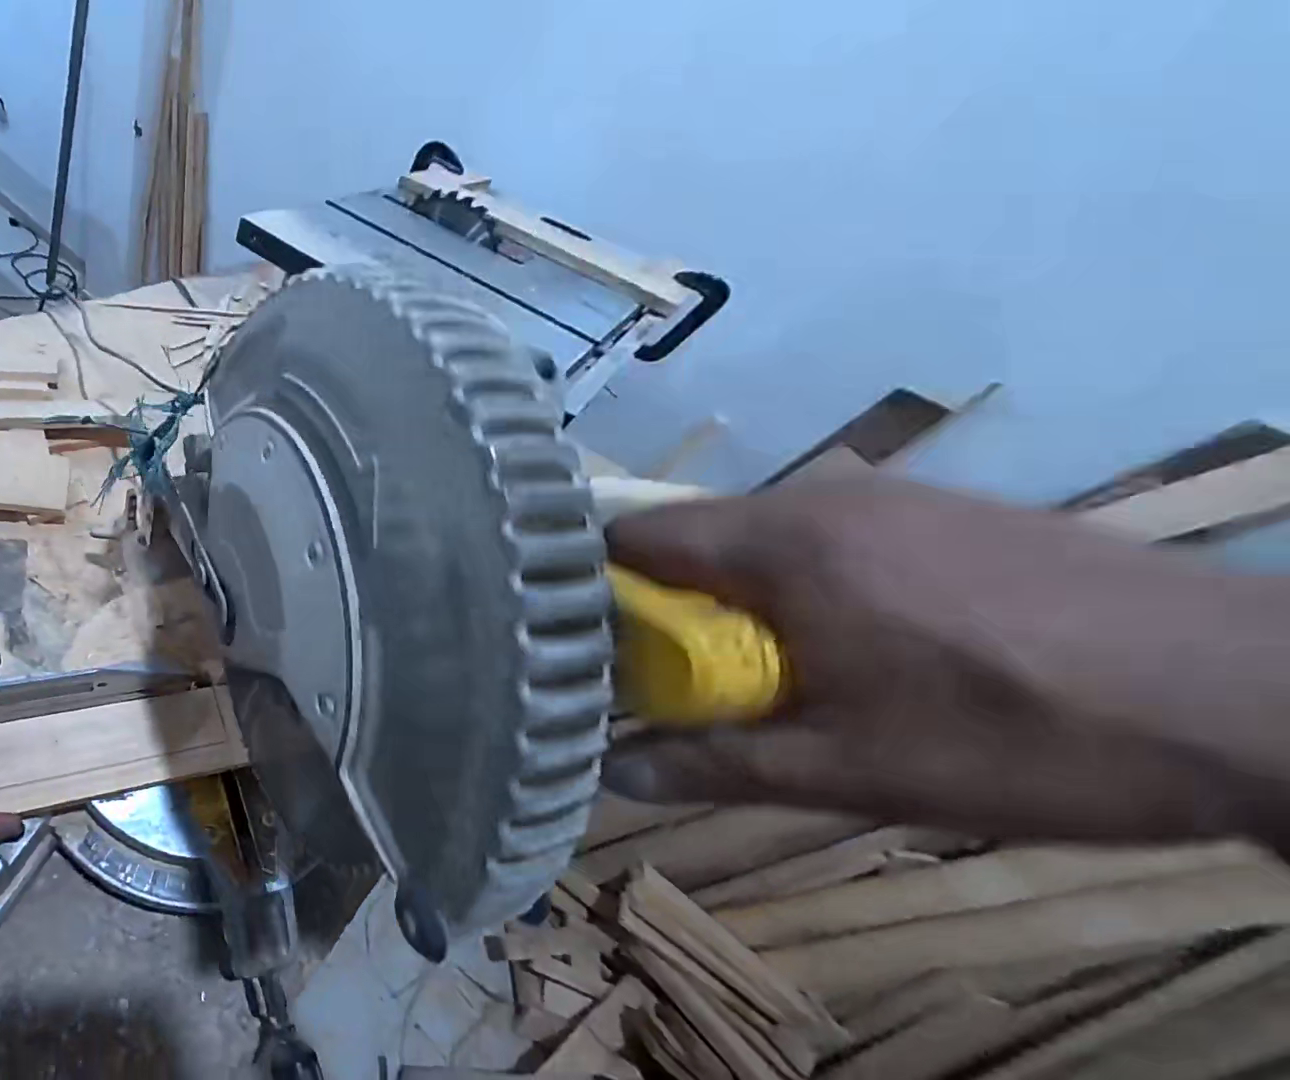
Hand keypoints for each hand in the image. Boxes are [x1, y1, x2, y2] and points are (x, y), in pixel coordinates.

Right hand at [602, 476, 1289, 850]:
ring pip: (752, 533)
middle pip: (691, 533)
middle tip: (669, 669)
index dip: (595, 580)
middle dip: (662, 597)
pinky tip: (835, 635)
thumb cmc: (1023, 733)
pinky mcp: (926, 510)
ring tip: (749, 660)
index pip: (638, 535)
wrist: (1259, 693)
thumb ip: (719, 764)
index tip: (589, 636)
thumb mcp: (851, 768)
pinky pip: (813, 533)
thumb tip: (617, 772)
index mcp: (779, 545)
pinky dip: (786, 577)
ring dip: (726, 589)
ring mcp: (877, 496)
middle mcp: (815, 499)